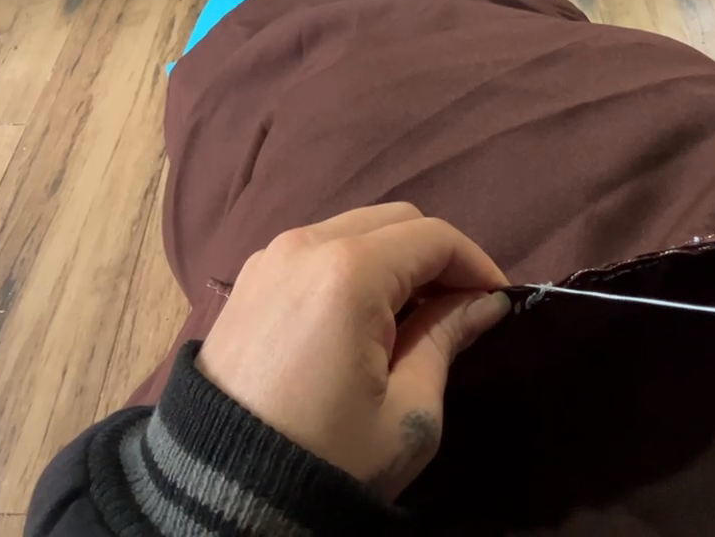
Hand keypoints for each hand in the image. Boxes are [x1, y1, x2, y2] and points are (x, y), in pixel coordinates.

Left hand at [197, 203, 510, 497]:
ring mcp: (272, 254)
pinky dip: (353, 263)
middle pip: (394, 219)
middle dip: (435, 255)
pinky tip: (363, 313)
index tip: (498, 300)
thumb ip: (447, 339)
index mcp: (348, 271)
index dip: (475, 262)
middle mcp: (306, 243)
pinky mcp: (251, 275)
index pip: (432, 237)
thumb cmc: (324, 457)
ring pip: (354, 227)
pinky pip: (318, 247)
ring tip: (413, 314)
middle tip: (460, 307)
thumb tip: (484, 302)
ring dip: (394, 256)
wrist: (216, 494)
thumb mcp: (406, 412)